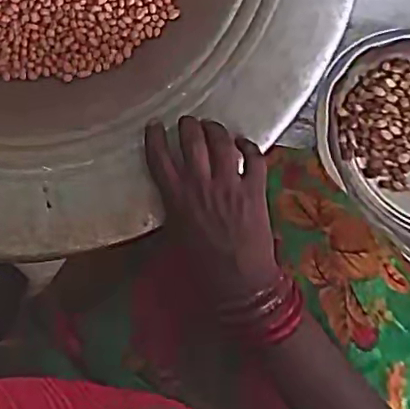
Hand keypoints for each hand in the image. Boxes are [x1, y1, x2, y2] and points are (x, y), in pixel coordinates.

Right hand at [145, 116, 282, 307]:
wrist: (240, 285)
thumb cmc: (202, 265)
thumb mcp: (175, 232)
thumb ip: (172, 204)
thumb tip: (168, 186)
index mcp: (176, 196)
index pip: (159, 155)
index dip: (155, 135)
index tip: (155, 125)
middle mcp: (201, 184)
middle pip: (191, 138)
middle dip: (188, 125)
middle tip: (188, 123)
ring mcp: (230, 184)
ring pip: (221, 141)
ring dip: (215, 129)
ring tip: (211, 127)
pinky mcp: (255, 189)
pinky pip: (254, 157)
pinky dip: (248, 146)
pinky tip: (243, 143)